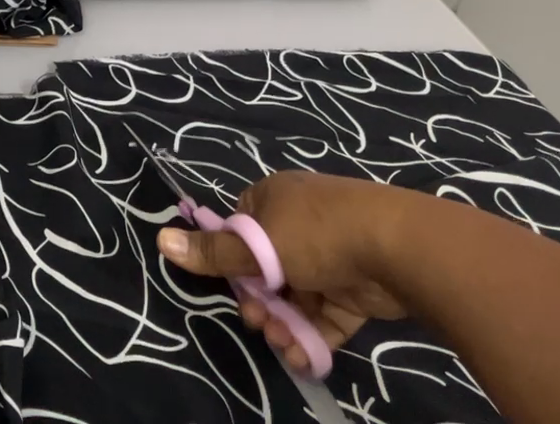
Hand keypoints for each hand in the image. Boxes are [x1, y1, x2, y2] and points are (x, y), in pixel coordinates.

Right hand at [157, 170, 414, 374]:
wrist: (399, 250)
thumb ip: (213, 252)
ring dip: (284, 325)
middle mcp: (299, 224)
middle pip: (265, 270)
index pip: (240, 232)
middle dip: (260, 303)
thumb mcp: (258, 245)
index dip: (232, 264)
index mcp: (273, 200)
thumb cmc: (318, 234)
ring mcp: (329, 256)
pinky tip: (307, 358)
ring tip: (286, 345)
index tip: (234, 288)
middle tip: (261, 323)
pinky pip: (325, 315)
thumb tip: (160, 239)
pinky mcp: (354, 288)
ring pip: (294, 297)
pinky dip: (314, 337)